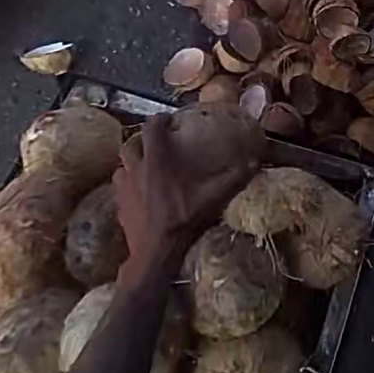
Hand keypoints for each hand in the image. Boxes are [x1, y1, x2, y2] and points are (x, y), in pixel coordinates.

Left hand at [113, 114, 255, 271]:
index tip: (169, 120)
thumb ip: (234, 178)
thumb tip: (255, 162)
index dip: (159, 119)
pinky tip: (141, 195)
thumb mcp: (213, 197)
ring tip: (146, 169)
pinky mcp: (118, 207)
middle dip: (141, 141)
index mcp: (156, 161)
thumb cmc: (183, 219)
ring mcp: (123, 189)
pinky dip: (129, 187)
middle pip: (130, 145)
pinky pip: (121, 189)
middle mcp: (135, 170)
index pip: (151, 128)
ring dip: (132, 164)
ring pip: (122, 167)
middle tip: (156, 145)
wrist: (155, 253)